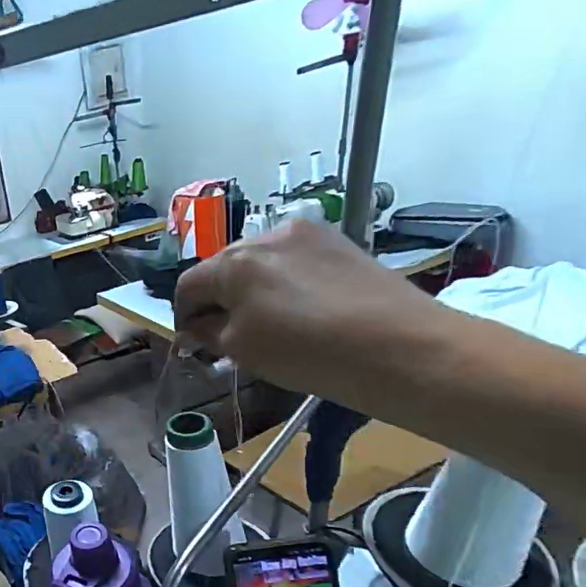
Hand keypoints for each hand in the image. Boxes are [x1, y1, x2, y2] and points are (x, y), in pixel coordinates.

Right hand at [173, 219, 452, 405]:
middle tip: (228, 334)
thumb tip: (194, 326)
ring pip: (259, 263)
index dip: (183, 315)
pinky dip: (284, 284)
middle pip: (222, 268)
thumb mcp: (240, 348)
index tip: (193, 342)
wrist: (401, 347)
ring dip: (251, 290)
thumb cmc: (305, 351)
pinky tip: (301, 311)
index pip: (188, 285)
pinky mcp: (339, 243)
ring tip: (269, 323)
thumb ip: (206, 332)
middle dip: (218, 299)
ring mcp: (307, 235)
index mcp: (232, 262)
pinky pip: (293, 262)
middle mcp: (265, 236)